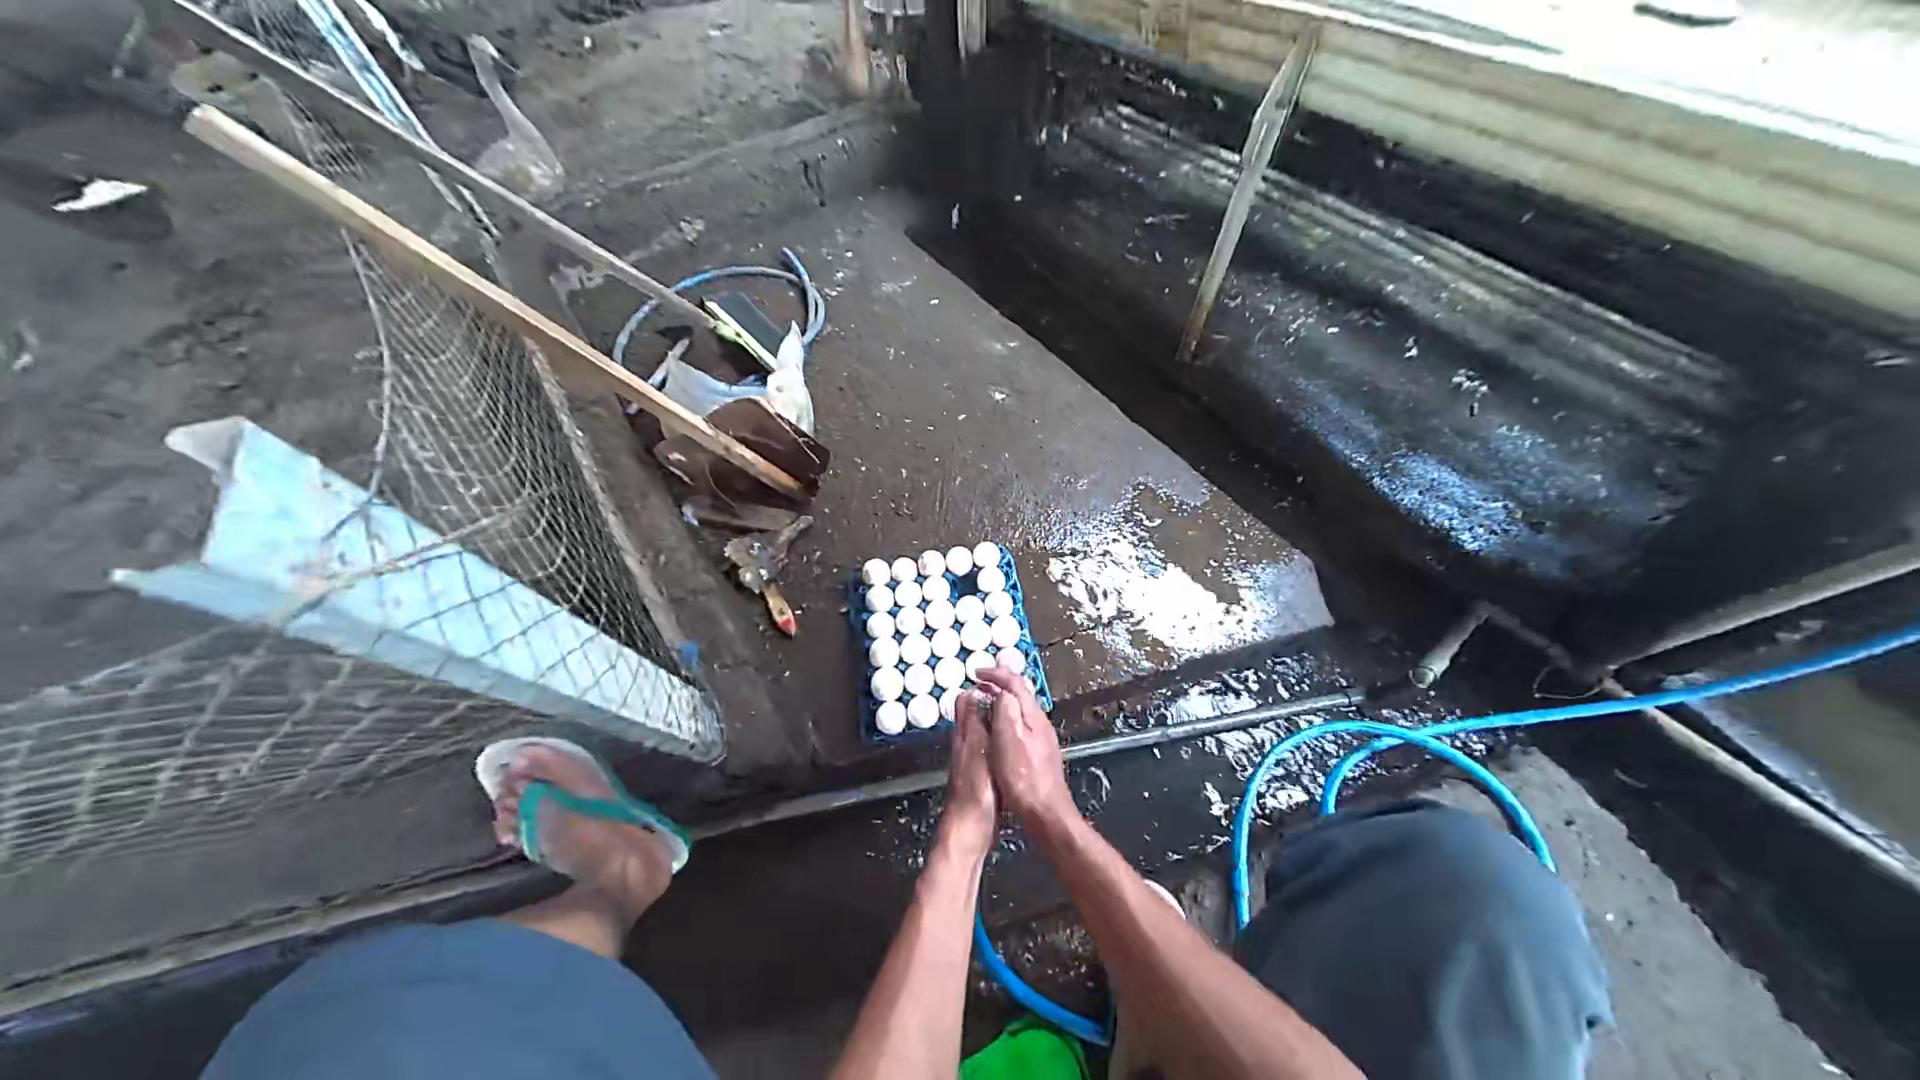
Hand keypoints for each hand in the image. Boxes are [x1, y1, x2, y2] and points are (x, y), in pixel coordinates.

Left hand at [940, 686, 998, 861]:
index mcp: (964, 736)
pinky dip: (1000, 745)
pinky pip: (991, 752)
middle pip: (976, 717)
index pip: (966, 702)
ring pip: (984, 734)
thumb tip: (973, 692)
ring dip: (997, 725)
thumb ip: (975, 723)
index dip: (980, 690)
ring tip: (1017, 719)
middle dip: (991, 705)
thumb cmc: (977, 790)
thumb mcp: (978, 750)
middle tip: (1013, 698)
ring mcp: (973, 762)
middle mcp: (965, 745)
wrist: (970, 829)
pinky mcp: (981, 778)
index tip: (999, 683)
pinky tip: (1014, 749)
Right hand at [971, 667, 1077, 833]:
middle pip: (1019, 694)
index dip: (995, 674)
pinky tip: (995, 731)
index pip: (1015, 683)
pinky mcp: (1038, 754)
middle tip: (977, 685)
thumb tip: (1001, 692)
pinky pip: (1019, 724)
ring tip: (982, 703)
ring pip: (1019, 710)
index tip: (975, 673)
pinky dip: (1004, 719)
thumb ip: (1005, 712)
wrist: (1046, 813)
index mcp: (1033, 716)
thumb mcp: (1008, 741)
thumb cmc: (1024, 779)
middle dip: (998, 685)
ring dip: (1001, 702)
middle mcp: (1040, 723)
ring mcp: (1041, 739)